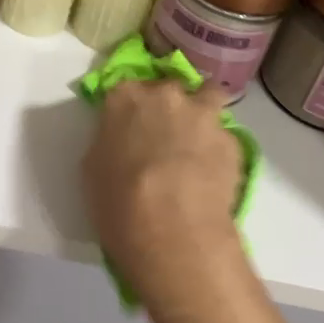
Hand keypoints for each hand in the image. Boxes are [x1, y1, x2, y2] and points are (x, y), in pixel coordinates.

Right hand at [84, 80, 243, 285]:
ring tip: (199, 143)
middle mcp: (165, 94)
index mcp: (125, 98)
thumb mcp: (93, 169)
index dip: (132, 109)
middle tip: (165, 138)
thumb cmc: (119, 204)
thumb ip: (109, 141)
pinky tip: (214, 177)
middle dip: (168, 107)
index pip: (126, 89)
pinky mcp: (230, 140)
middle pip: (168, 88)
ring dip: (202, 112)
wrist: (173, 233)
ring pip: (208, 97)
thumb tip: (123, 140)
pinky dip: (219, 150)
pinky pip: (224, 137)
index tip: (132, 128)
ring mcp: (201, 113)